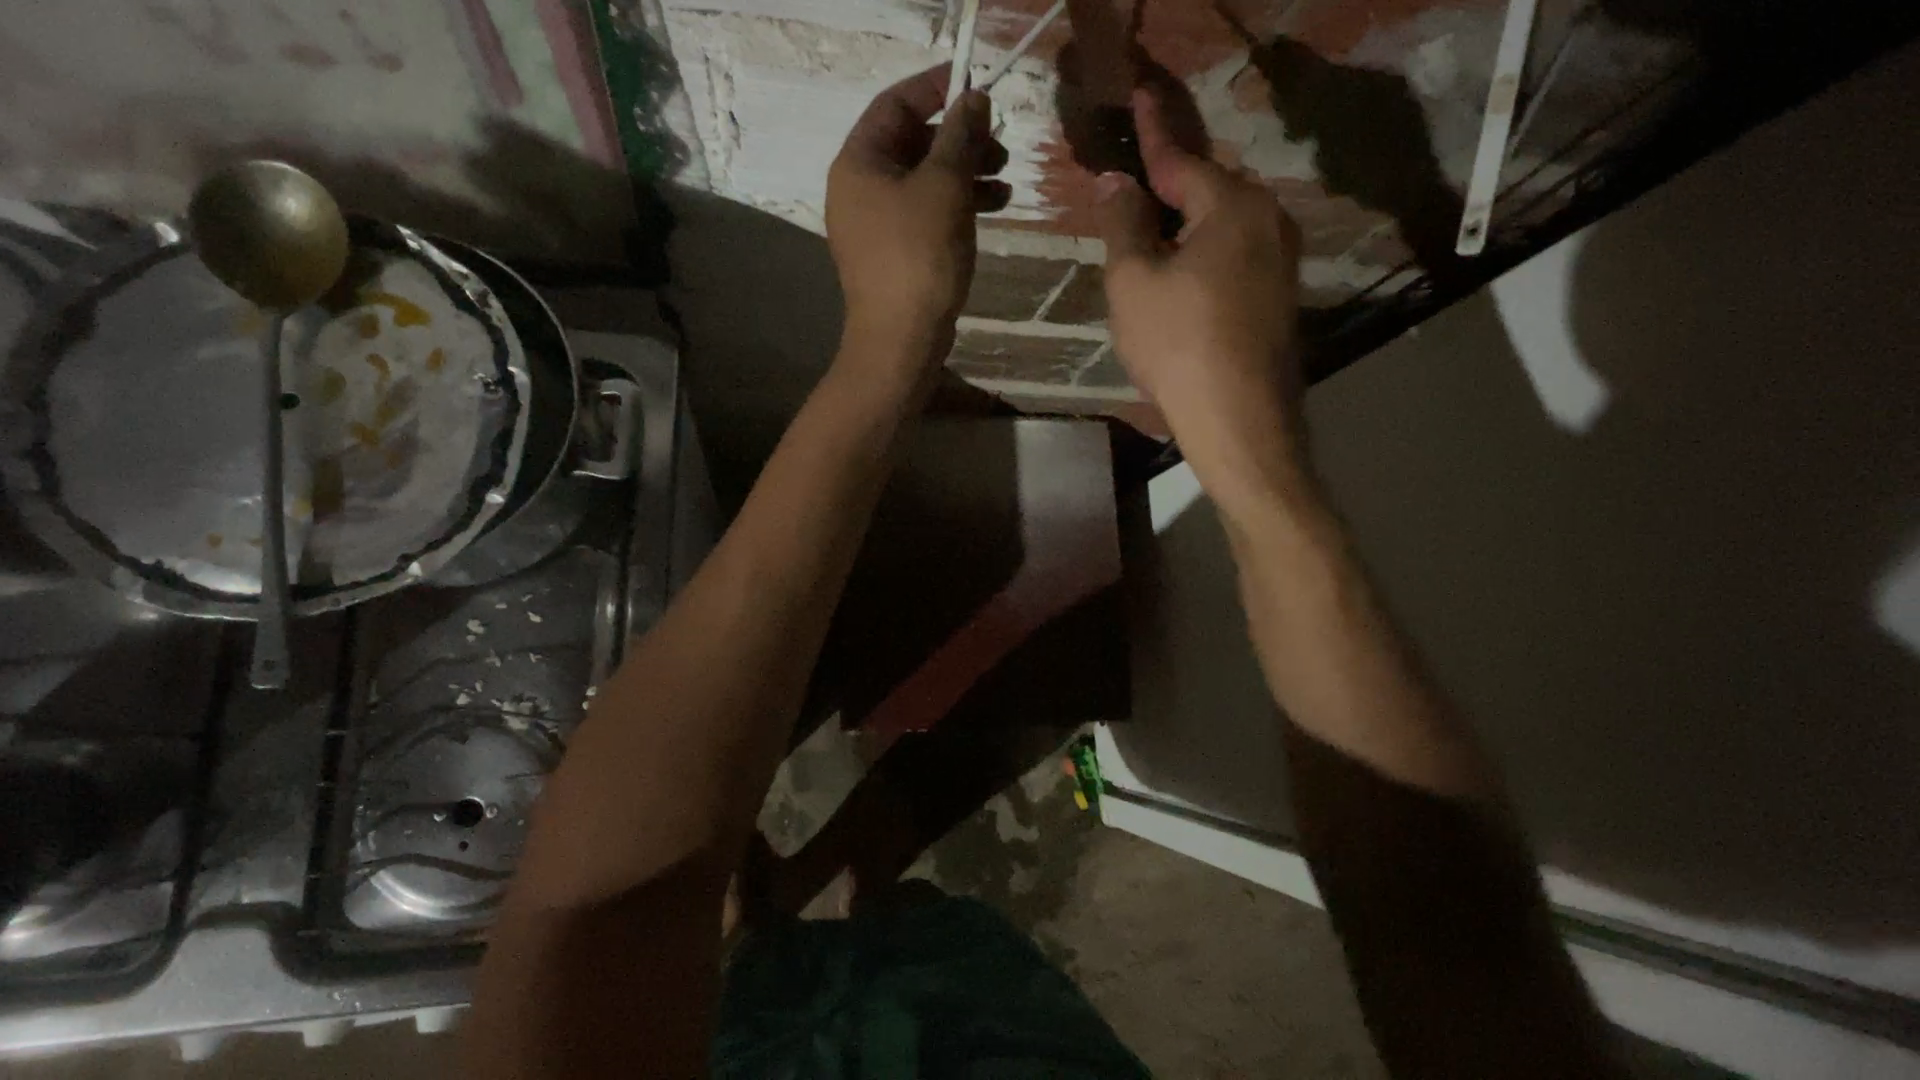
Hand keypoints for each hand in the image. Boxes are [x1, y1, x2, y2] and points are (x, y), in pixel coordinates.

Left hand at [826, 65, 1009, 360]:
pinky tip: (995, 205)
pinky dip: (958, 202)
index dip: (937, 87)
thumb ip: (960, 136)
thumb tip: (974, 98)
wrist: (901, 338)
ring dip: (966, 171)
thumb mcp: (944, 186)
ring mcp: (875, 222)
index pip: (895, 102)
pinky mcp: (895, 251)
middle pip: (912, 141)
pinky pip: (927, 210)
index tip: (978, 83)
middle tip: (1001, 143)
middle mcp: (859, 187)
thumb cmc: (918, 255)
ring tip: (1006, 178)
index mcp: (858, 161)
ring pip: (925, 178)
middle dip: (960, 137)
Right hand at [1097, 89, 1309, 507]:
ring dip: (1187, 226)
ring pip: (1223, 225)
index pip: (1180, 160)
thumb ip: (1124, 223)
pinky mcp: (1281, 296)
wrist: (1240, 418)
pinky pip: (1236, 256)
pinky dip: (1204, 255)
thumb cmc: (1178, 343)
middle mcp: (1268, 219)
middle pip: (1208, 190)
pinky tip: (1181, 277)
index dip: (1151, 133)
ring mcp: (1282, 259)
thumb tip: (1117, 183)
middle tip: (1132, 187)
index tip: (1139, 96)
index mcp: (1231, 205)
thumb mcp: (1133, 280)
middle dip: (1170, 187)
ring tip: (1149, 236)